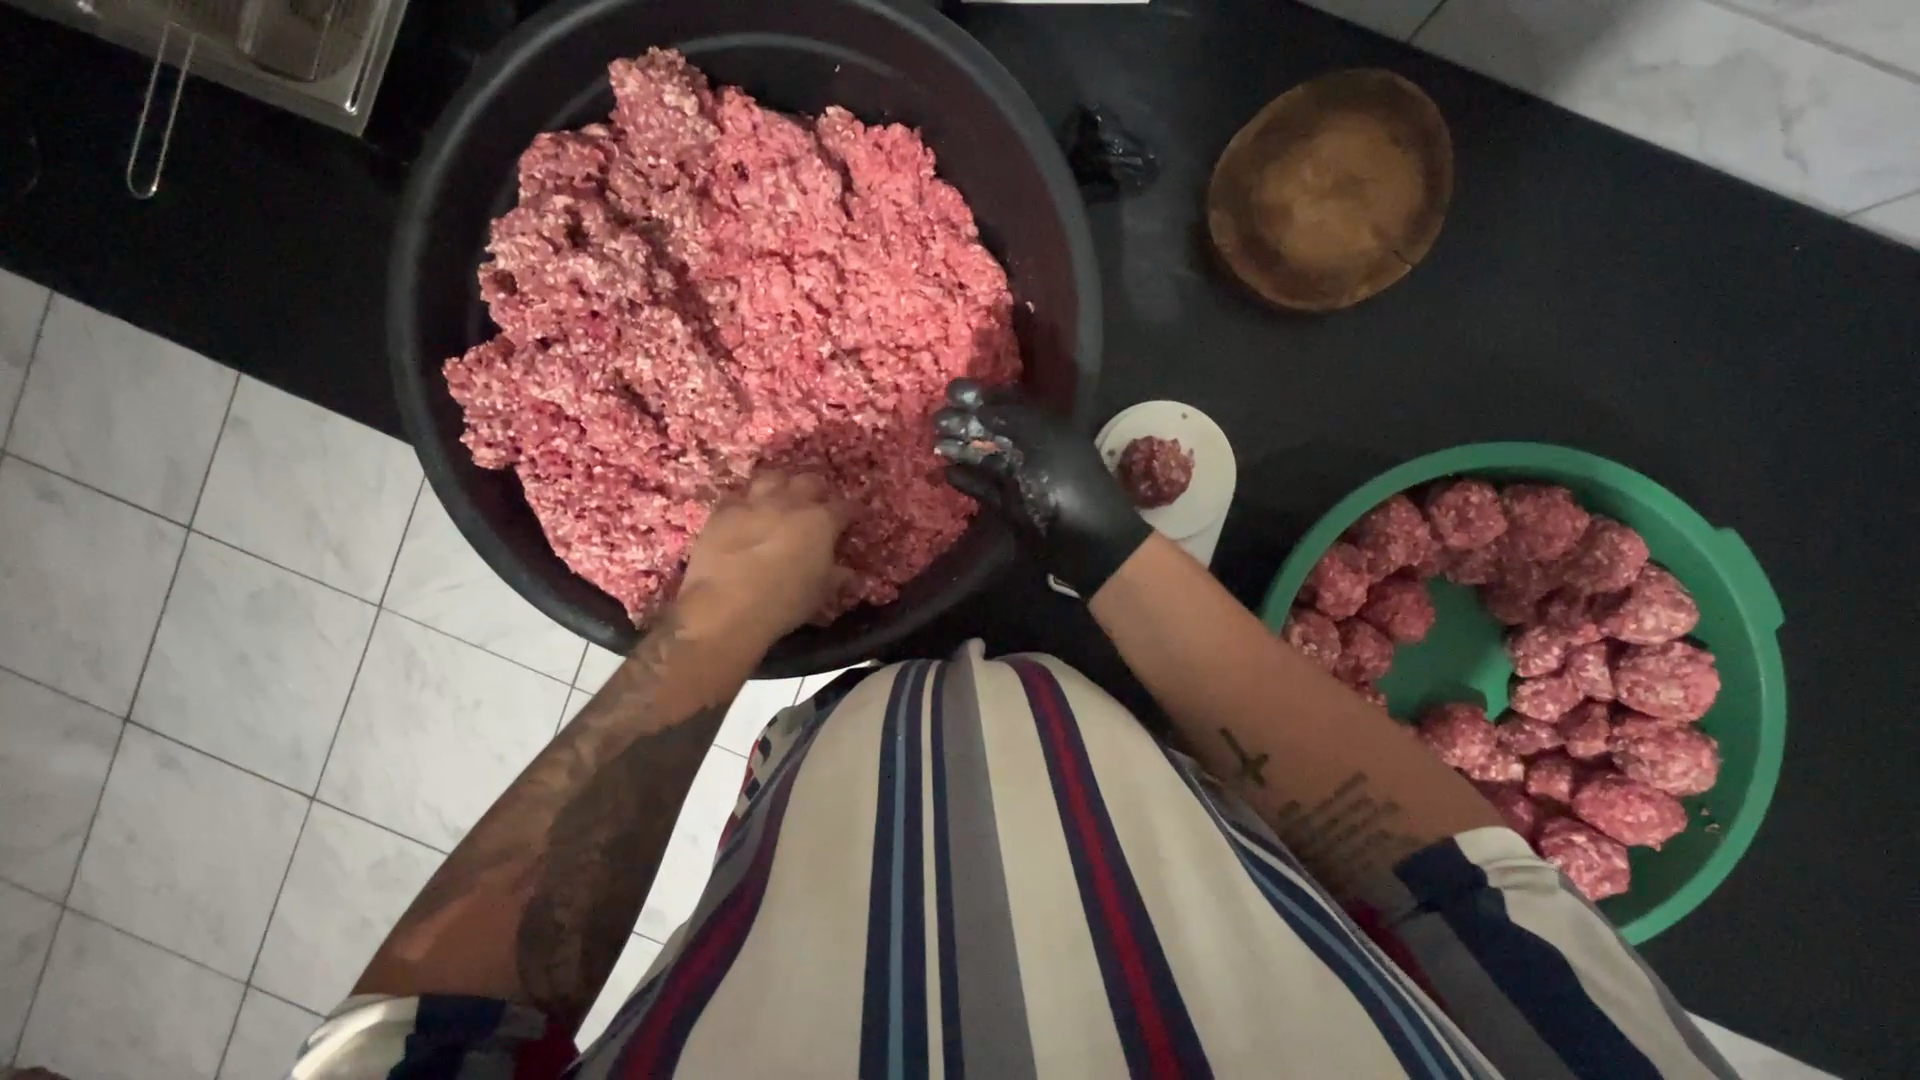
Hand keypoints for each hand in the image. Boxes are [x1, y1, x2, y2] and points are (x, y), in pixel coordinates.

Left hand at [678, 471, 850, 642]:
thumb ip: (836, 577)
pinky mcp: (722, 512)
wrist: (726, 607)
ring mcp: (753, 503)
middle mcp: (789, 503)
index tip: (852, 518)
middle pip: (809, 481)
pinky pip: (738, 497)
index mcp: (820, 521)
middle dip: (817, 491)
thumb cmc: (785, 602)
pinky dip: (746, 504)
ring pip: (772, 478)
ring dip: (781, 486)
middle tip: (817, 505)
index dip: (851, 512)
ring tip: (780, 500)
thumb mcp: (820, 593)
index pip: (844, 507)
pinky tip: (745, 516)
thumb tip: (847, 572)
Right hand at [933, 378, 1150, 597]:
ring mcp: (1021, 480)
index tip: (952, 392)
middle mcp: (1033, 449)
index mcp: (1047, 427)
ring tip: (935, 443)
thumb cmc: (1066, 480)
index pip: (1010, 403)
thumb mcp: (1040, 439)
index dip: (982, 395)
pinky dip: (966, 480)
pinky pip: (985, 489)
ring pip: (986, 458)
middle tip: (936, 420)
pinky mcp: (1012, 507)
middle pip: (994, 430)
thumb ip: (1009, 418)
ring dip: (961, 449)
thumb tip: (977, 407)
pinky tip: (945, 473)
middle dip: (965, 422)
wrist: (1085, 540)